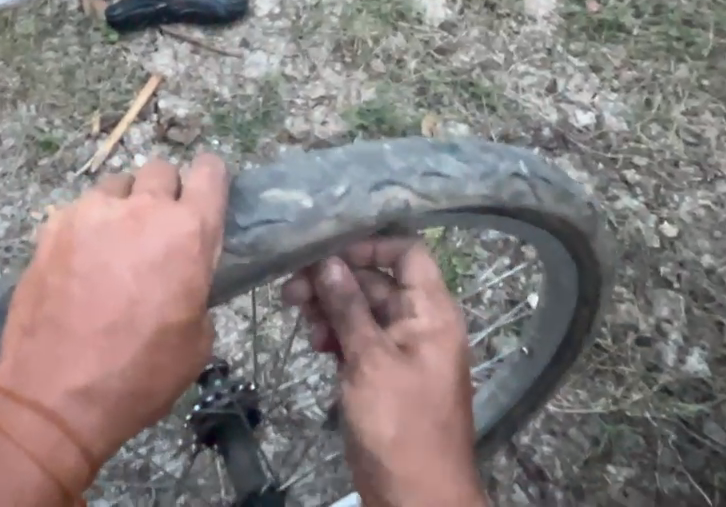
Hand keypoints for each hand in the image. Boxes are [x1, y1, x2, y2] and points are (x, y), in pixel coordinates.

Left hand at [0, 155, 229, 466]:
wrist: (55, 397)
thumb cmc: (139, 375)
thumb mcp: (197, 341)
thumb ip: (197, 288)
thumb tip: (184, 276)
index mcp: (188, 232)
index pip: (209, 171)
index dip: (209, 178)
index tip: (204, 193)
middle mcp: (143, 208)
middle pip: (160, 170)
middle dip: (163, 192)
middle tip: (156, 228)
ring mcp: (93, 211)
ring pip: (117, 186)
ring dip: (122, 206)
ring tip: (113, 243)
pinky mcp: (53, 225)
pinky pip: (79, 210)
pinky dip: (85, 227)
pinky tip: (77, 263)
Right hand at [281, 238, 485, 506]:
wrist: (415, 500)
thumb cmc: (399, 425)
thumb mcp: (370, 360)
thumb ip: (348, 307)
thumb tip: (328, 260)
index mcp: (431, 312)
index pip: (407, 252)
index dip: (370, 245)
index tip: (329, 251)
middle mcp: (418, 322)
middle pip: (376, 280)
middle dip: (335, 279)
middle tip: (293, 288)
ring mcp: (399, 348)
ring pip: (361, 308)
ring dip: (330, 306)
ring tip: (298, 314)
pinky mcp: (381, 371)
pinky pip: (358, 336)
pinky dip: (336, 333)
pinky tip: (316, 342)